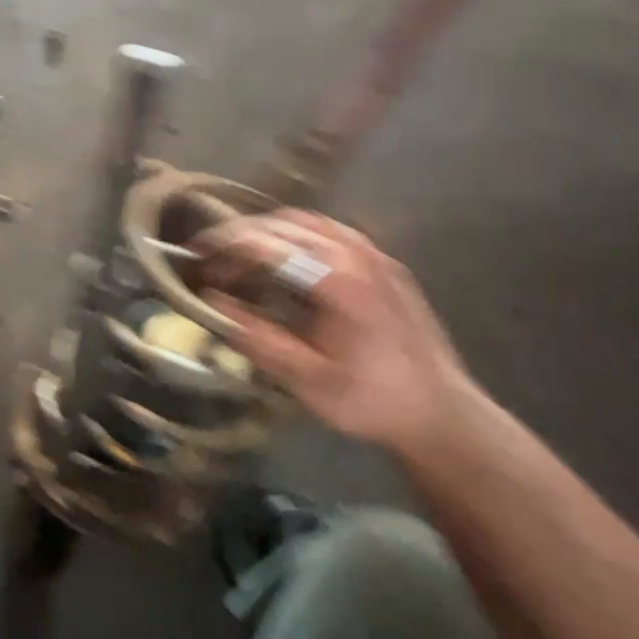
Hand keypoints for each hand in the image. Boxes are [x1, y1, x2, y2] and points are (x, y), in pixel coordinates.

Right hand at [189, 209, 476, 452]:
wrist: (443, 416)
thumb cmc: (370, 400)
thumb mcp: (304, 378)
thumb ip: (255, 336)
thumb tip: (212, 301)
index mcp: (337, 279)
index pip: (266, 242)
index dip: (223, 247)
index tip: (195, 261)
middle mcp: (357, 255)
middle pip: (283, 224)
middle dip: (239, 238)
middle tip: (212, 264)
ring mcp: (375, 257)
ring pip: (307, 222)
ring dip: (267, 235)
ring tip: (242, 262)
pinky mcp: (385, 266)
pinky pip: (330, 233)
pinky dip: (296, 239)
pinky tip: (284, 266)